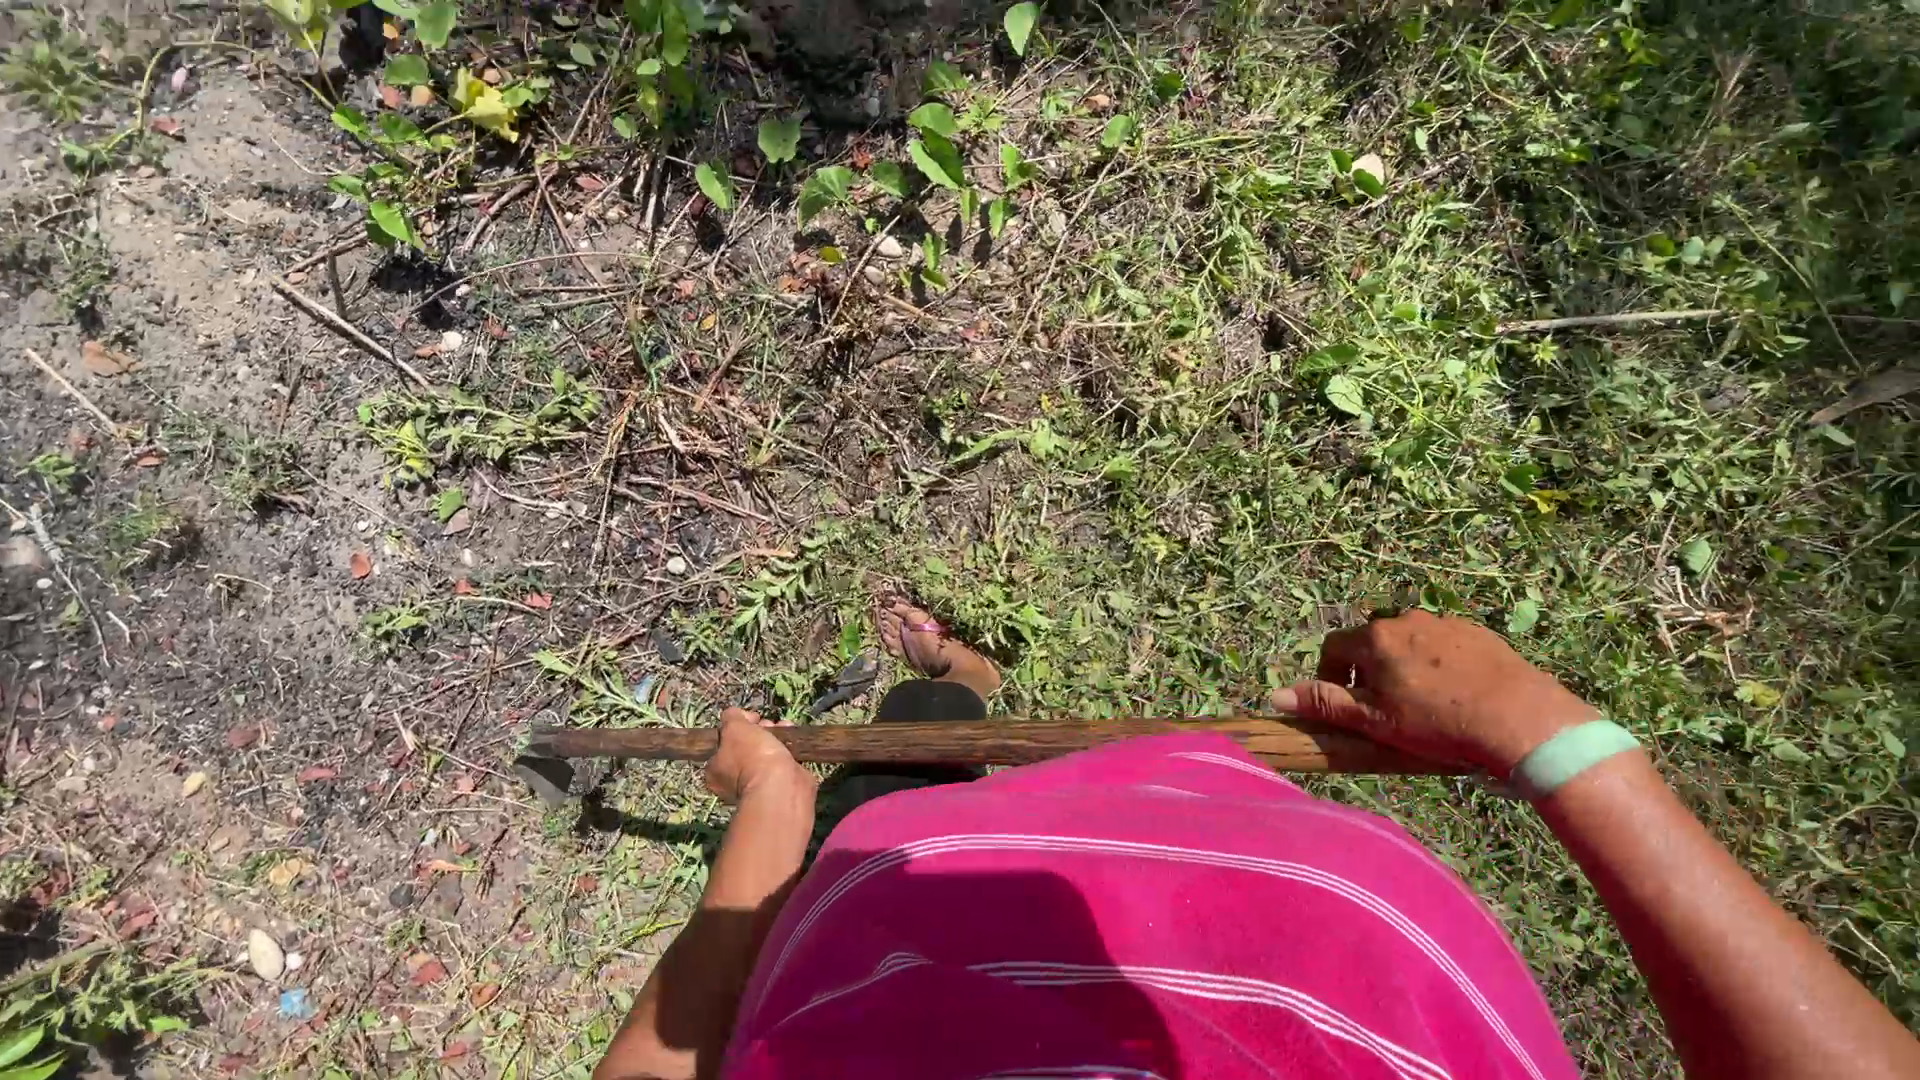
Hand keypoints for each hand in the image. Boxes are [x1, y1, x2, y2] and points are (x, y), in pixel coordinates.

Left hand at [704, 708, 810, 804]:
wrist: (781, 785)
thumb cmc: (752, 756)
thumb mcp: (734, 727)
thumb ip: (731, 716)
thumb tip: (738, 715)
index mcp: (715, 770)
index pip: (724, 742)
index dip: (739, 726)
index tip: (752, 719)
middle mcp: (732, 781)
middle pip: (746, 746)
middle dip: (760, 730)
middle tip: (769, 725)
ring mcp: (757, 784)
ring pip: (765, 753)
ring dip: (776, 736)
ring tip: (786, 728)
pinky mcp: (778, 785)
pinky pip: (780, 762)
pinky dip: (787, 749)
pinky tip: (794, 739)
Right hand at [1270, 610, 1595, 774]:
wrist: (1522, 720)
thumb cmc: (1438, 723)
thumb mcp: (1374, 721)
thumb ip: (1324, 704)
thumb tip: (1275, 695)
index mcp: (1375, 639)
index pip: (1334, 647)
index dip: (1331, 674)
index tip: (1342, 701)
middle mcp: (1405, 620)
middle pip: (1371, 642)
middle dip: (1368, 669)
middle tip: (1382, 705)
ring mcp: (1444, 623)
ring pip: (1408, 641)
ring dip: (1403, 664)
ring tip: (1421, 701)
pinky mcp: (1478, 632)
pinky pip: (1443, 643)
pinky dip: (1438, 662)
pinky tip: (1454, 693)